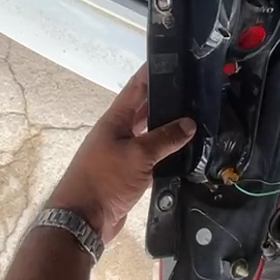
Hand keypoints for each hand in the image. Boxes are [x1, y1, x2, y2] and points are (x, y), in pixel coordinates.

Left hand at [46, 67, 194, 244]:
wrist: (82, 221)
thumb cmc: (104, 179)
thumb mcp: (137, 155)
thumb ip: (165, 138)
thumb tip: (189, 124)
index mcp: (116, 120)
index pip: (137, 87)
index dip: (153, 72)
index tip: (173, 58)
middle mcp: (119, 132)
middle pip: (146, 109)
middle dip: (167, 98)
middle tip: (194, 89)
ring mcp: (124, 153)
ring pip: (151, 133)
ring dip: (169, 127)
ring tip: (197, 117)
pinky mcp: (130, 174)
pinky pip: (153, 156)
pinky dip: (168, 152)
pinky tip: (187, 151)